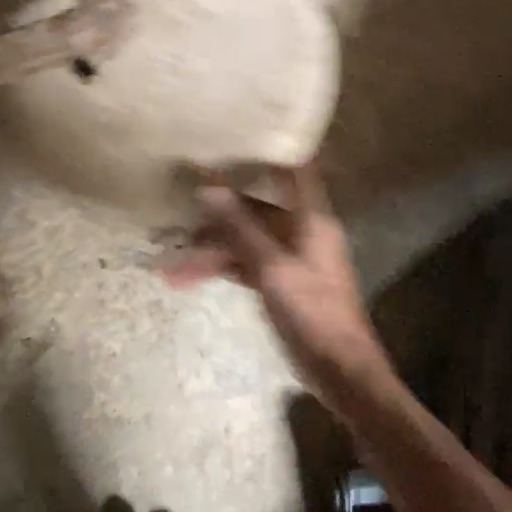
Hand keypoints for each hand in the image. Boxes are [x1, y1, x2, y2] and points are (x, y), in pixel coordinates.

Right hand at [163, 164, 388, 398]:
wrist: (341, 372)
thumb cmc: (313, 313)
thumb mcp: (271, 268)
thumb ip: (239, 227)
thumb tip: (207, 189)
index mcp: (311, 219)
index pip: (293, 170)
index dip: (268, 152)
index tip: (233, 139)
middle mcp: (301, 231)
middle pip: (254, 211)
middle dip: (214, 217)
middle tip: (176, 221)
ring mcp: (291, 258)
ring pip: (244, 241)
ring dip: (210, 252)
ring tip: (170, 269)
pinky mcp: (282, 282)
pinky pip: (246, 264)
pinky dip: (221, 269)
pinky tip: (189, 278)